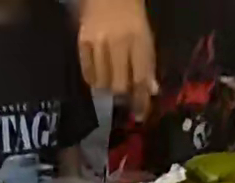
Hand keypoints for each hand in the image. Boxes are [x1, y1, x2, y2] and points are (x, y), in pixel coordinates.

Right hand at [77, 0, 156, 119]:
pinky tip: (98, 75)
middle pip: (119, 85)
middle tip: (123, 95)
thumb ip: (148, 64)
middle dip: (122, 95)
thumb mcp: (145, 36)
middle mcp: (118, 42)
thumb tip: (151, 91)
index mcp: (138, 40)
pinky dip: (93, 79)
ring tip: (110, 81)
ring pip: (102, 83)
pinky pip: (87, 73)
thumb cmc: (130, 14)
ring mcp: (98, 42)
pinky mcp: (83, 41)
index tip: (140, 115)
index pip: (140, 79)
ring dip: (107, 88)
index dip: (140, 101)